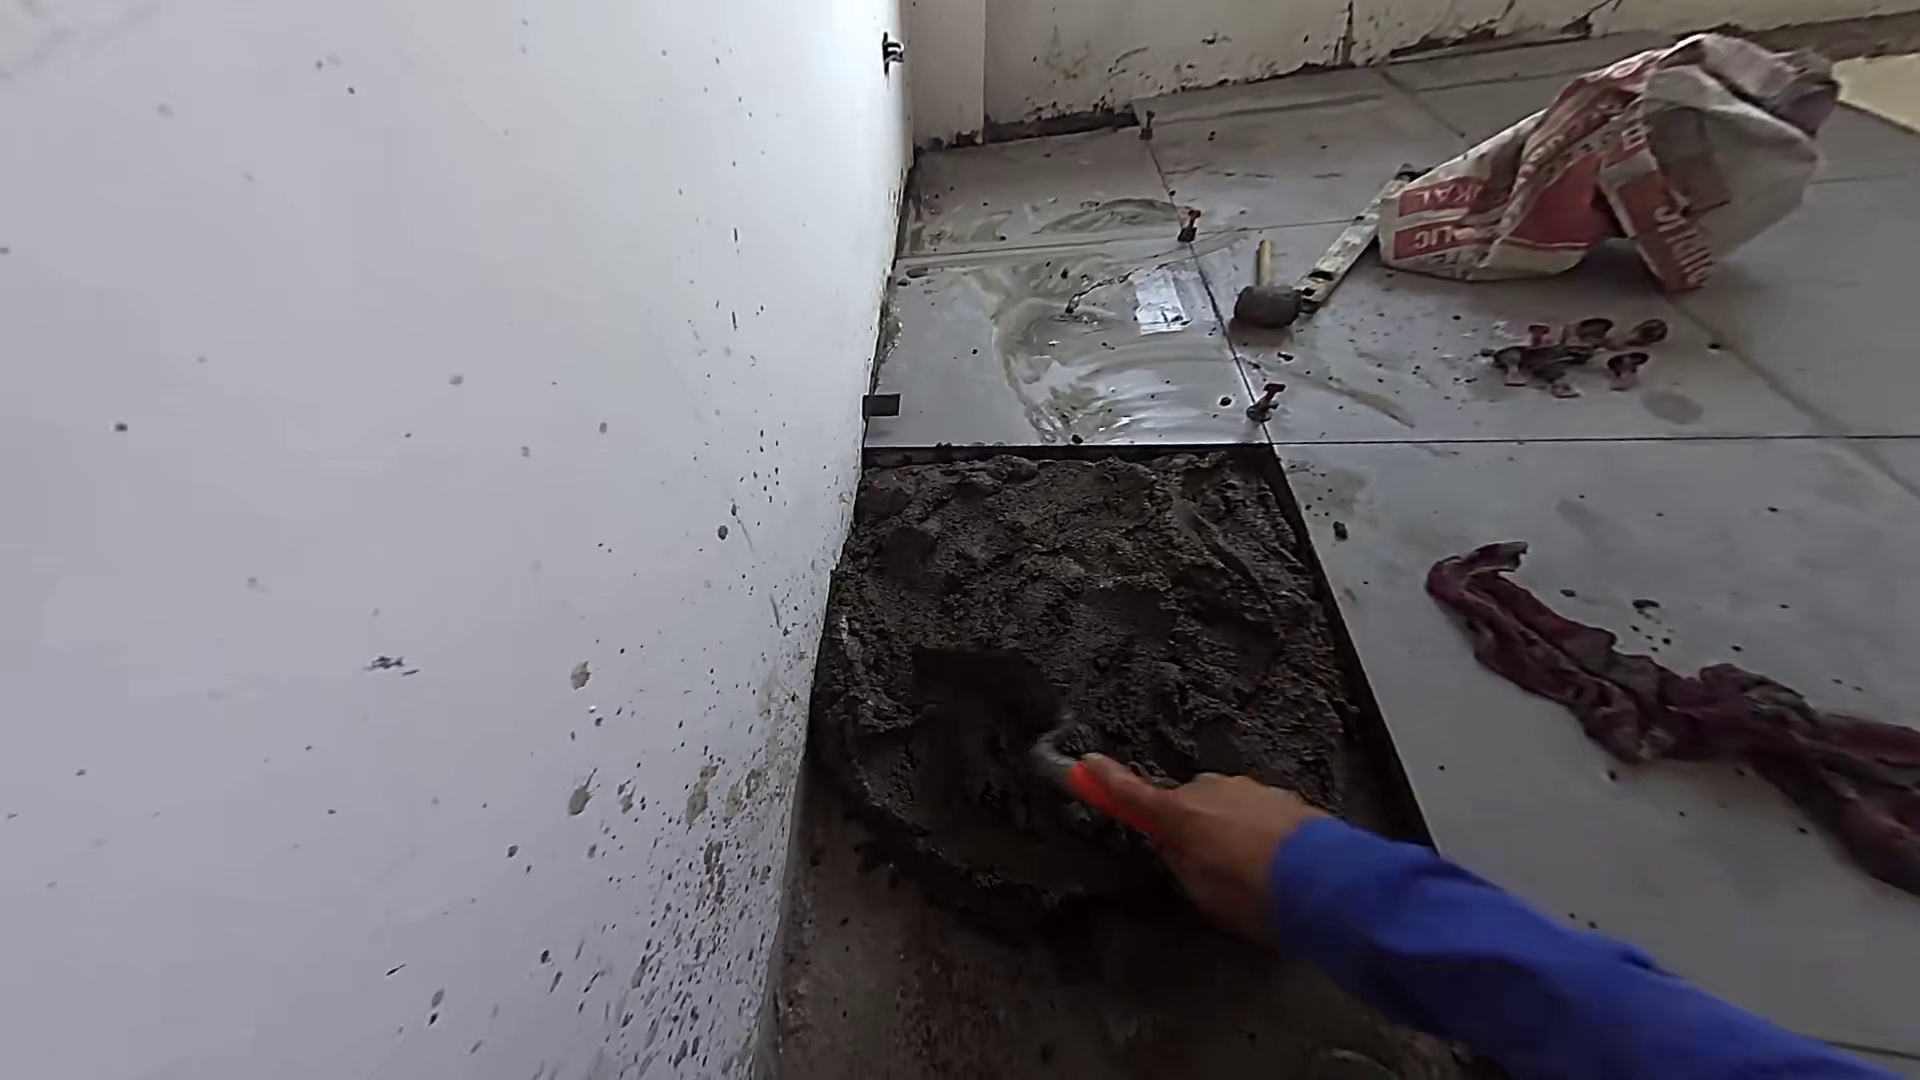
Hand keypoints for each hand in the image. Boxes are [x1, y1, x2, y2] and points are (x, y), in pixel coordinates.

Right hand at [1081, 755, 1328, 937]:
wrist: (1331, 883)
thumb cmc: (1255, 893)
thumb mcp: (1203, 891)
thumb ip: (1180, 861)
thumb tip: (1174, 844)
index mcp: (1181, 814)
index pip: (1131, 793)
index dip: (1104, 779)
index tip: (1085, 761)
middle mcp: (1207, 789)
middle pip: (1184, 803)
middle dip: (1190, 825)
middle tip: (1211, 866)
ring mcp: (1244, 787)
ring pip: (1220, 804)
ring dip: (1226, 827)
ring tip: (1254, 871)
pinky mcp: (1277, 794)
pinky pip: (1252, 808)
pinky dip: (1256, 828)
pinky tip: (1277, 859)